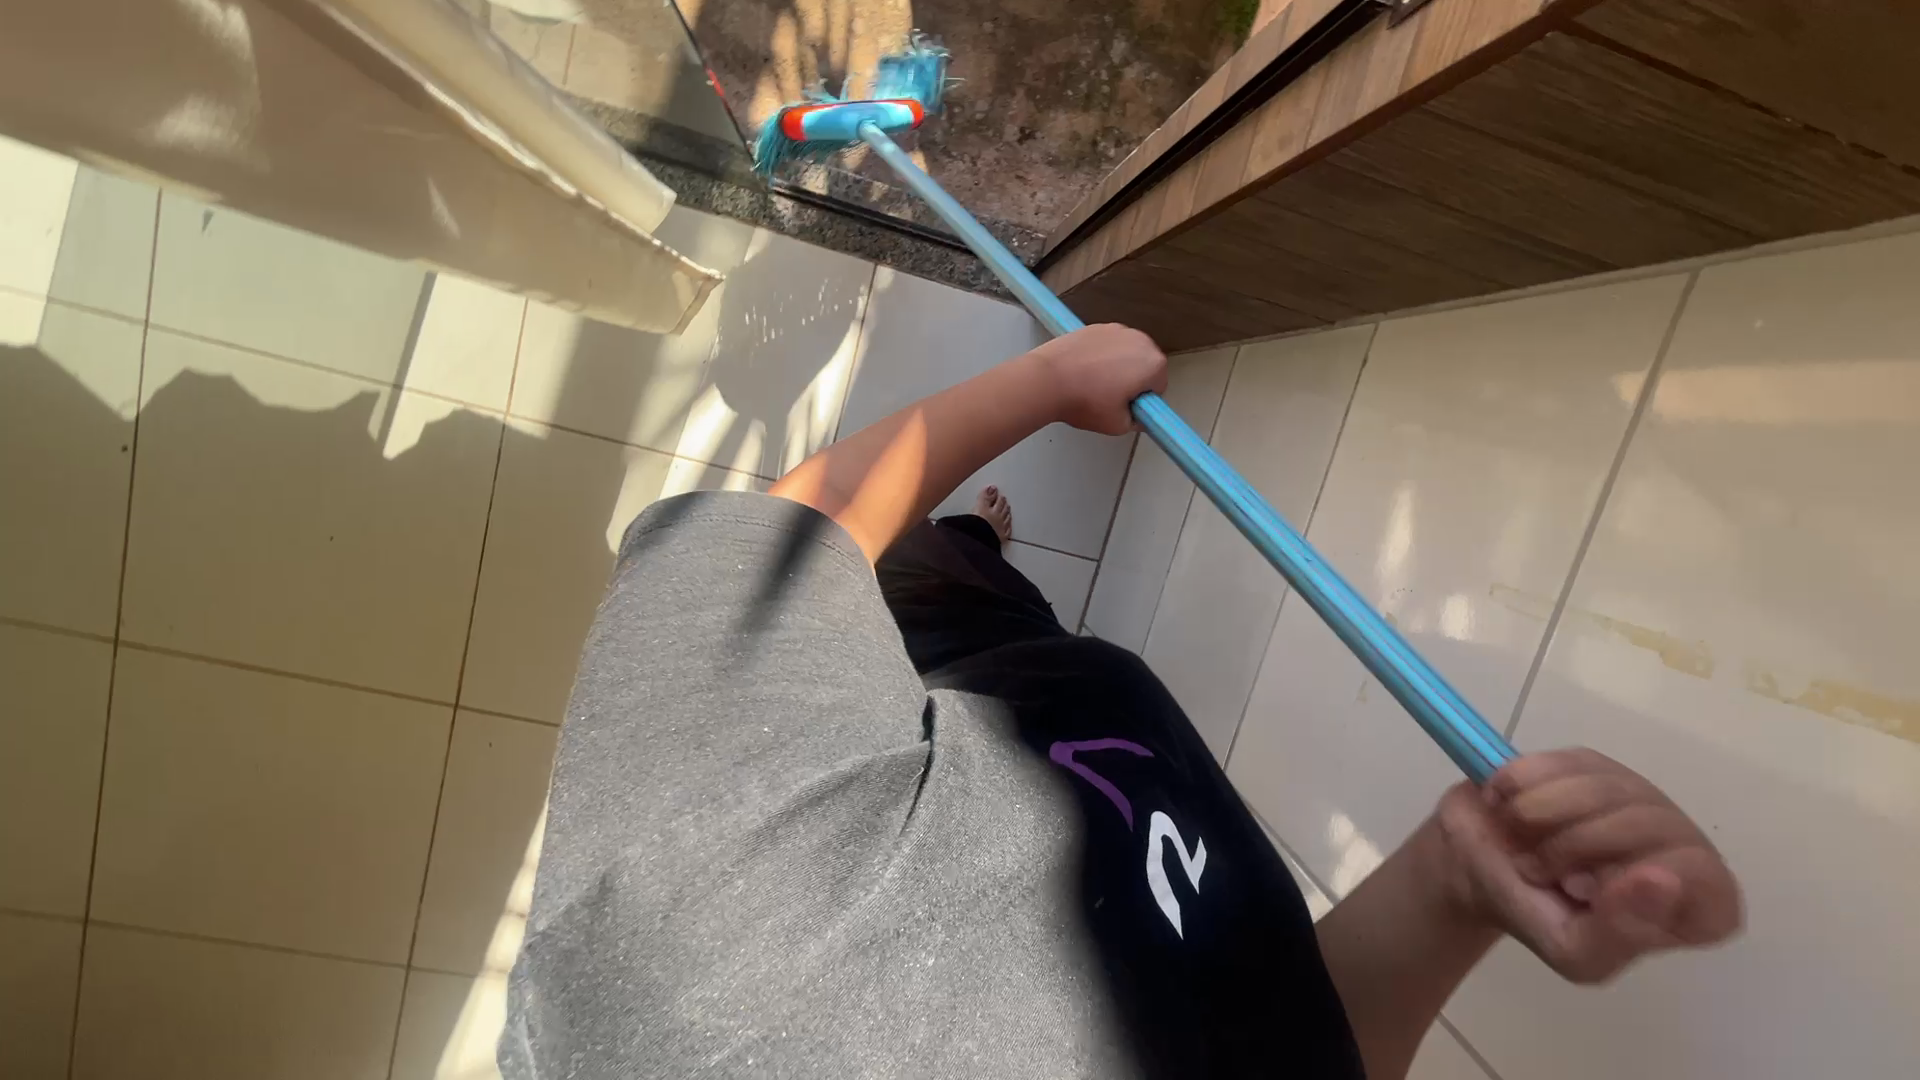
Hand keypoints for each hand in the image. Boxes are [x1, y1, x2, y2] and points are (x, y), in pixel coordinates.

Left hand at [1026, 324, 1167, 434]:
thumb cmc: (1084, 401)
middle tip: (1108, 398)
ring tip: (1093, 384)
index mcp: (1153, 364)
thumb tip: (1138, 417)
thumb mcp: (1117, 425)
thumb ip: (1136, 422)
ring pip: (1126, 353)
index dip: (1142, 401)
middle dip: (1132, 380)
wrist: (1048, 379)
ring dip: (1117, 366)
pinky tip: (1084, 370)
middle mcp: (1141, 340)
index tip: (1124, 408)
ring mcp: (1118, 329)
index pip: (1158, 387)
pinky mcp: (1096, 326)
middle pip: (1144, 366)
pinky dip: (1100, 355)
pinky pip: (1107, 345)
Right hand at [1429, 748, 1742, 983]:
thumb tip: (1663, 878)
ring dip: (1540, 811)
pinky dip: (1521, 780)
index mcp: (1694, 904)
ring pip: (1607, 785)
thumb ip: (1622, 934)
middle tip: (1534, 865)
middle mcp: (1678, 843)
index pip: (1704, 879)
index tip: (1579, 888)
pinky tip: (1504, 800)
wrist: (1469, 862)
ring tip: (1517, 832)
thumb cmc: (1527, 910)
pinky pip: (1563, 759)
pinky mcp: (1589, 763)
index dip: (1637, 881)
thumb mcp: (1572, 952)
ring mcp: (1635, 796)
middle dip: (1572, 844)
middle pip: (1651, 824)